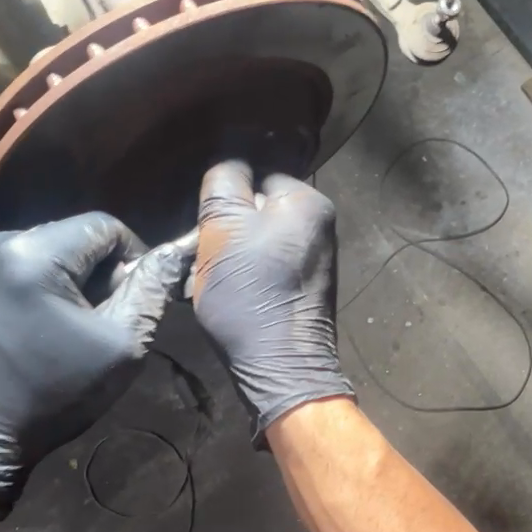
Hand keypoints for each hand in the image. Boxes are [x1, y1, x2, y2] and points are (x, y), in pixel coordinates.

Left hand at [0, 213, 193, 516]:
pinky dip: (25, 281)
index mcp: (32, 254)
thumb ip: (152, 288)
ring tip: (59, 323)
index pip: (104, 226)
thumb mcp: (122, 344)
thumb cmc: (55, 395)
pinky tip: (27, 321)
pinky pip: (5, 260)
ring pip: (39, 245)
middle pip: (68, 235)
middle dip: (92, 270)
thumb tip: (177, 249)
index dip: (130, 259)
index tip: (130, 301)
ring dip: (60, 275)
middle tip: (94, 319)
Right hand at [190, 160, 352, 438]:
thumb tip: (231, 165)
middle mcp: (321, 225)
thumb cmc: (250, 294)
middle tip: (210, 258)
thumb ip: (224, 183)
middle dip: (228, 231)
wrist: (282, 366)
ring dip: (233, 258)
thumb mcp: (222, 227)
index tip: (210, 228)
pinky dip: (248, 279)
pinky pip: (269, 269)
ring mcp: (316, 259)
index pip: (256, 175)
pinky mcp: (307, 288)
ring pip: (258, 242)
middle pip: (257, 210)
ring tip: (218, 282)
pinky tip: (235, 299)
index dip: (226, 200)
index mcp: (308, 201)